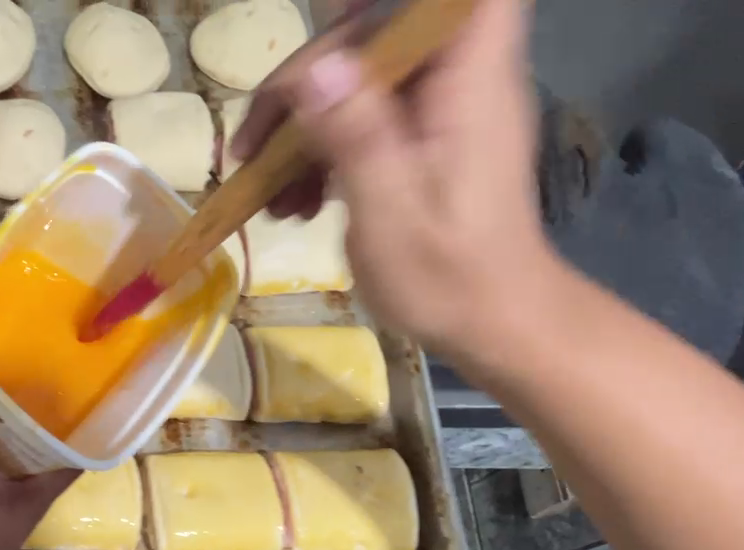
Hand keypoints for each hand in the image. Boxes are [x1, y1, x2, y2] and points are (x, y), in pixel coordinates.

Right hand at [231, 0, 567, 362]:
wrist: (492, 323)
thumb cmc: (446, 275)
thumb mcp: (389, 210)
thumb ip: (355, 134)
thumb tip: (314, 69)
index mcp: (466, 83)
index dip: (388, 1)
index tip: (331, 17)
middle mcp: (459, 83)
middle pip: (380, 39)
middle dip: (307, 80)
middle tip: (251, 142)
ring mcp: (440, 116)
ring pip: (362, 85)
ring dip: (303, 129)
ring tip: (266, 192)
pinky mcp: (424, 147)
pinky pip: (364, 126)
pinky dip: (322, 156)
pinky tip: (293, 206)